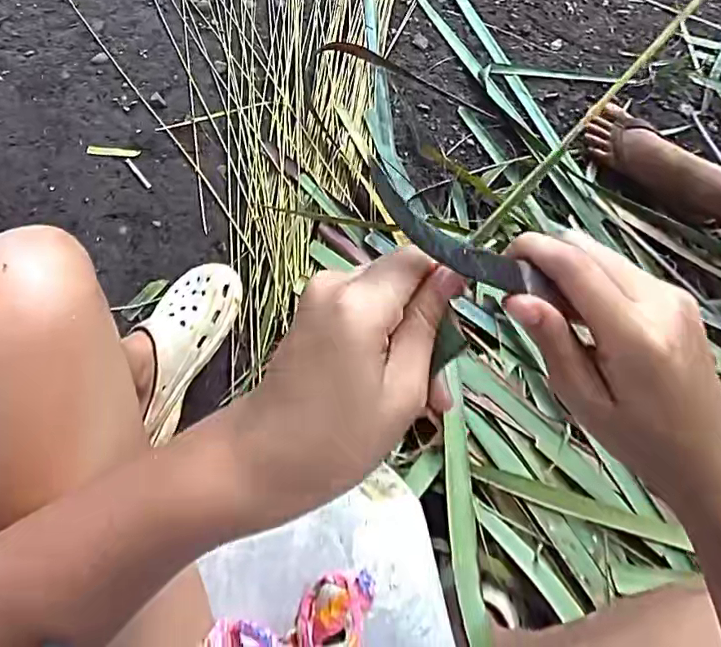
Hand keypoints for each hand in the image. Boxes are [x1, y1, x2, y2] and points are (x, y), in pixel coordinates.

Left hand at [233, 248, 459, 517]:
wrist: (260, 462)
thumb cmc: (338, 440)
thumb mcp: (402, 389)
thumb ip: (429, 325)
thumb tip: (451, 274)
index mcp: (358, 300)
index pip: (417, 257)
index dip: (445, 279)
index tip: (460, 321)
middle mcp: (335, 281)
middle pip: (401, 277)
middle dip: (427, 322)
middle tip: (439, 387)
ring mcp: (319, 293)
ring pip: (387, 296)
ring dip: (408, 336)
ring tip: (420, 399)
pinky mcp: (314, 308)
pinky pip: (364, 309)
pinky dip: (383, 338)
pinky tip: (391, 385)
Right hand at [504, 232, 720, 485]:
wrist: (712, 460)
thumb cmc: (642, 442)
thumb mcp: (584, 400)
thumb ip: (552, 341)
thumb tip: (514, 297)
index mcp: (635, 335)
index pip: (574, 265)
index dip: (533, 249)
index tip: (503, 259)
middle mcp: (659, 301)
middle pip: (586, 248)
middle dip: (546, 255)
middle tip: (524, 290)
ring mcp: (672, 294)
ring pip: (602, 252)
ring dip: (569, 266)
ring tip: (555, 308)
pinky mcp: (676, 295)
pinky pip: (620, 268)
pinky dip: (592, 276)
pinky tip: (586, 313)